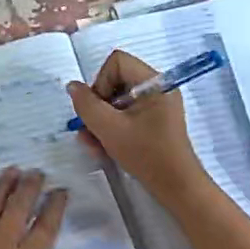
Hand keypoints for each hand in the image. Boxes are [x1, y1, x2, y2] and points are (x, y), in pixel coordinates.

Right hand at [66, 50, 207, 197]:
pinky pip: (127, 116)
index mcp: (155, 83)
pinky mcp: (154, 122)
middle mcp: (158, 89)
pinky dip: (113, 129)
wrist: (176, 186)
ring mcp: (157, 106)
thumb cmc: (146, 154)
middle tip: (89, 129)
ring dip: (101, 121)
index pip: (117, 62)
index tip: (97, 110)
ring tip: (93, 145)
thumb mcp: (109, 129)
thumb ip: (87, 105)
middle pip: (116, 81)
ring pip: (118, 102)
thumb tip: (73, 86)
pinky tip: (103, 148)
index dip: (100, 82)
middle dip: (98, 106)